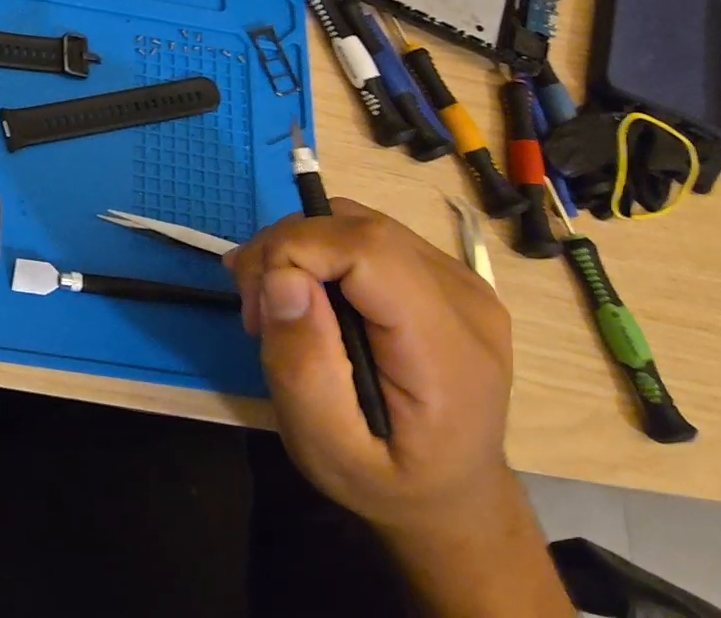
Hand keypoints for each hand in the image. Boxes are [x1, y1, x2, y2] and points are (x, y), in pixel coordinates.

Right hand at [226, 199, 513, 533]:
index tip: (256, 307)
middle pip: (358, 227)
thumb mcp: (326, 447)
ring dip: (299, 248)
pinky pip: (368, 238)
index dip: (294, 251)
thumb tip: (282, 279)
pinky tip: (306, 295)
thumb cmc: (384, 480)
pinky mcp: (444, 278)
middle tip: (254, 310)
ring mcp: (461, 283)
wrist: (451, 498)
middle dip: (284, 249)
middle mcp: (465, 299)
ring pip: (359, 223)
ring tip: (275, 304)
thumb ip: (304, 367)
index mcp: (446, 348)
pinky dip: (321, 252)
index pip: (367, 249)